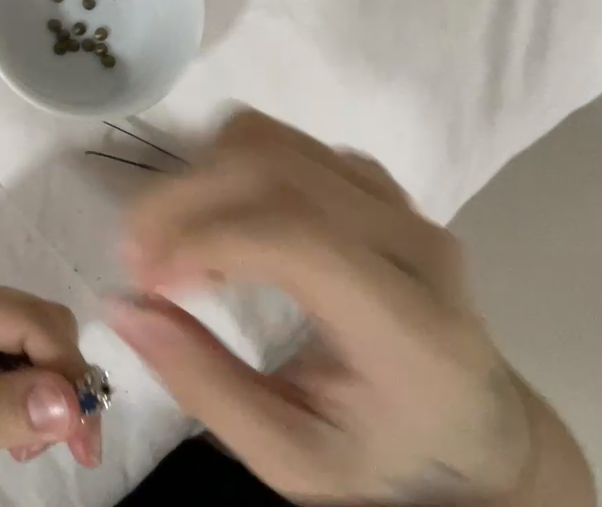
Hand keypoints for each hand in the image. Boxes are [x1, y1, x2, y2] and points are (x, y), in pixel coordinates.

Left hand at [0, 270, 103, 503]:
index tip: (83, 438)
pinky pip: (4, 362)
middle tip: (69, 449)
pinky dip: (21, 397)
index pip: (30, 318)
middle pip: (35, 324)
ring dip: (43, 393)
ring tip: (28, 448)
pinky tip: (12, 435)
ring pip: (26, 344)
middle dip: (62, 381)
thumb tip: (74, 402)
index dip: (68, 371)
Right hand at [112, 111, 536, 504]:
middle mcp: (412, 246)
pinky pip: (284, 143)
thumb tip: (121, 305)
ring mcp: (398, 204)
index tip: (145, 279)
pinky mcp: (375, 184)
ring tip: (176, 235)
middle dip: (182, 199)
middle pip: (274, 170)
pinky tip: (221, 220)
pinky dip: (229, 165)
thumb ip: (204, 386)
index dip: (206, 240)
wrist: (480, 432)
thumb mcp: (292, 459)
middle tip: (136, 253)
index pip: (301, 240)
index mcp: (409, 329)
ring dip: (200, 175)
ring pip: (272, 140)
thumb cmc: (385, 456)